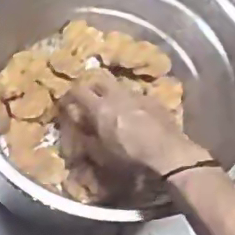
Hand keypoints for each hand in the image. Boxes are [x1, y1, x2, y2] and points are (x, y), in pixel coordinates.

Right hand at [59, 71, 209, 176]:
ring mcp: (137, 94)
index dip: (70, 94)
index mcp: (100, 107)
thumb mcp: (101, 154)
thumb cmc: (129, 156)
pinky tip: (134, 113)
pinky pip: (136, 95)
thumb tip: (78, 130)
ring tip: (113, 106)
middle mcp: (117, 94)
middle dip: (91, 85)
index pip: (78, 90)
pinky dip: (130, 101)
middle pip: (99, 79)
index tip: (66, 101)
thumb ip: (86, 139)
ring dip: (112, 93)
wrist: (167, 152)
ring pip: (119, 86)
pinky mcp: (153, 100)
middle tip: (89, 98)